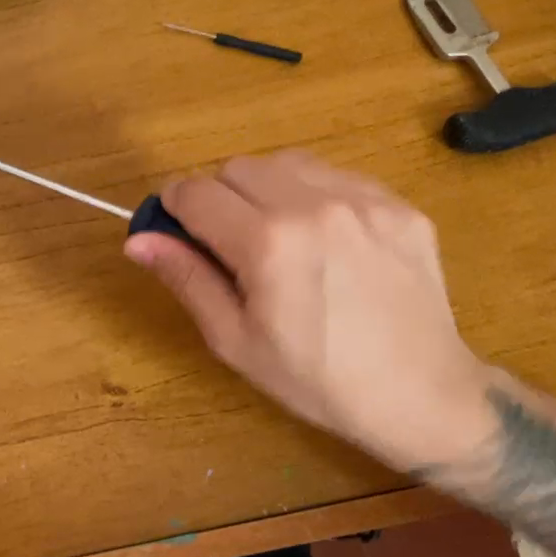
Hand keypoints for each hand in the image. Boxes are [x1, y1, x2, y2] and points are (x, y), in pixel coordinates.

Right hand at [123, 151, 492, 470]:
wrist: (418, 393)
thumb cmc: (312, 378)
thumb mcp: (233, 338)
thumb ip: (186, 278)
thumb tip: (137, 240)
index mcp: (268, 242)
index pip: (195, 192)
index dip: (172, 209)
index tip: (173, 234)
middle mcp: (316, 205)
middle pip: (237, 168)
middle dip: (217, 198)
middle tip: (225, 246)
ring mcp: (365, 200)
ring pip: (286, 163)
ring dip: (263, 190)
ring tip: (274, 239)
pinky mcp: (399, 205)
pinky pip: (335, 177)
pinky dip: (310, 196)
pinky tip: (319, 241)